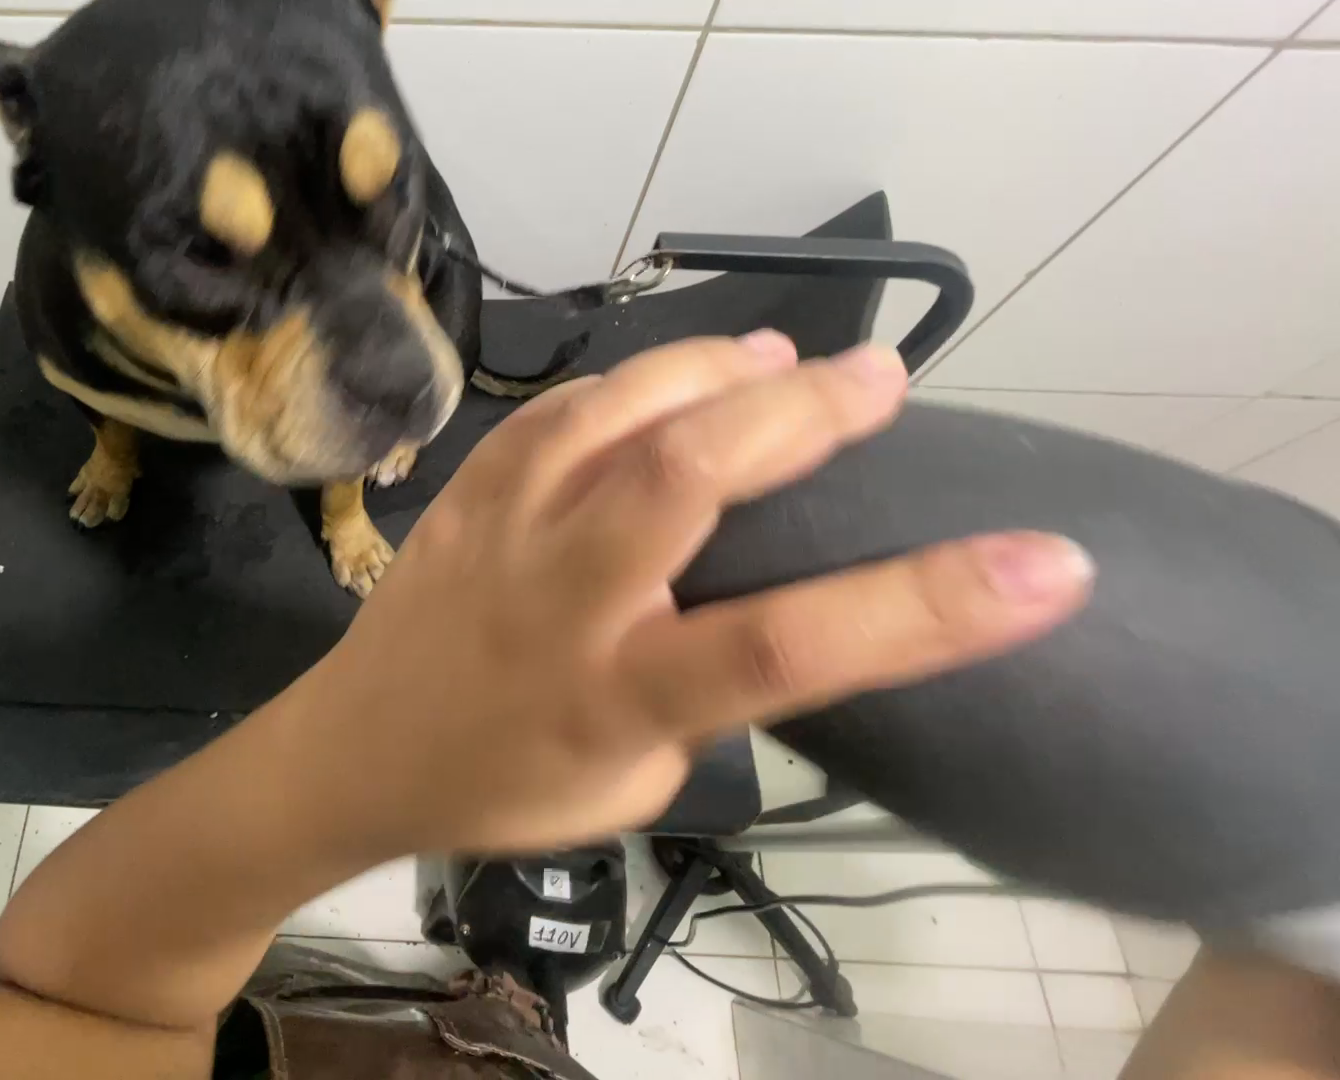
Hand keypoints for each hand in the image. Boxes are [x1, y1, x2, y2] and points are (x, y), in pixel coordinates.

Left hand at [266, 332, 1094, 855]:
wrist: (356, 750)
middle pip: (679, 480)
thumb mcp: (624, 784)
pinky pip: (545, 419)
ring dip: (704, 372)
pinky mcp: (458, 499)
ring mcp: (496, 532)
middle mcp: (556, 599)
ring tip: (778, 357)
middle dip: (794, 416)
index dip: (916, 609)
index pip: (777, 649)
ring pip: (605, 420)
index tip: (1045, 565)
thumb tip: (757, 611)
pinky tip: (663, 383)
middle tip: (879, 378)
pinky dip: (619, 387)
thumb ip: (697, 703)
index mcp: (611, 695)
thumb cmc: (496, 784)